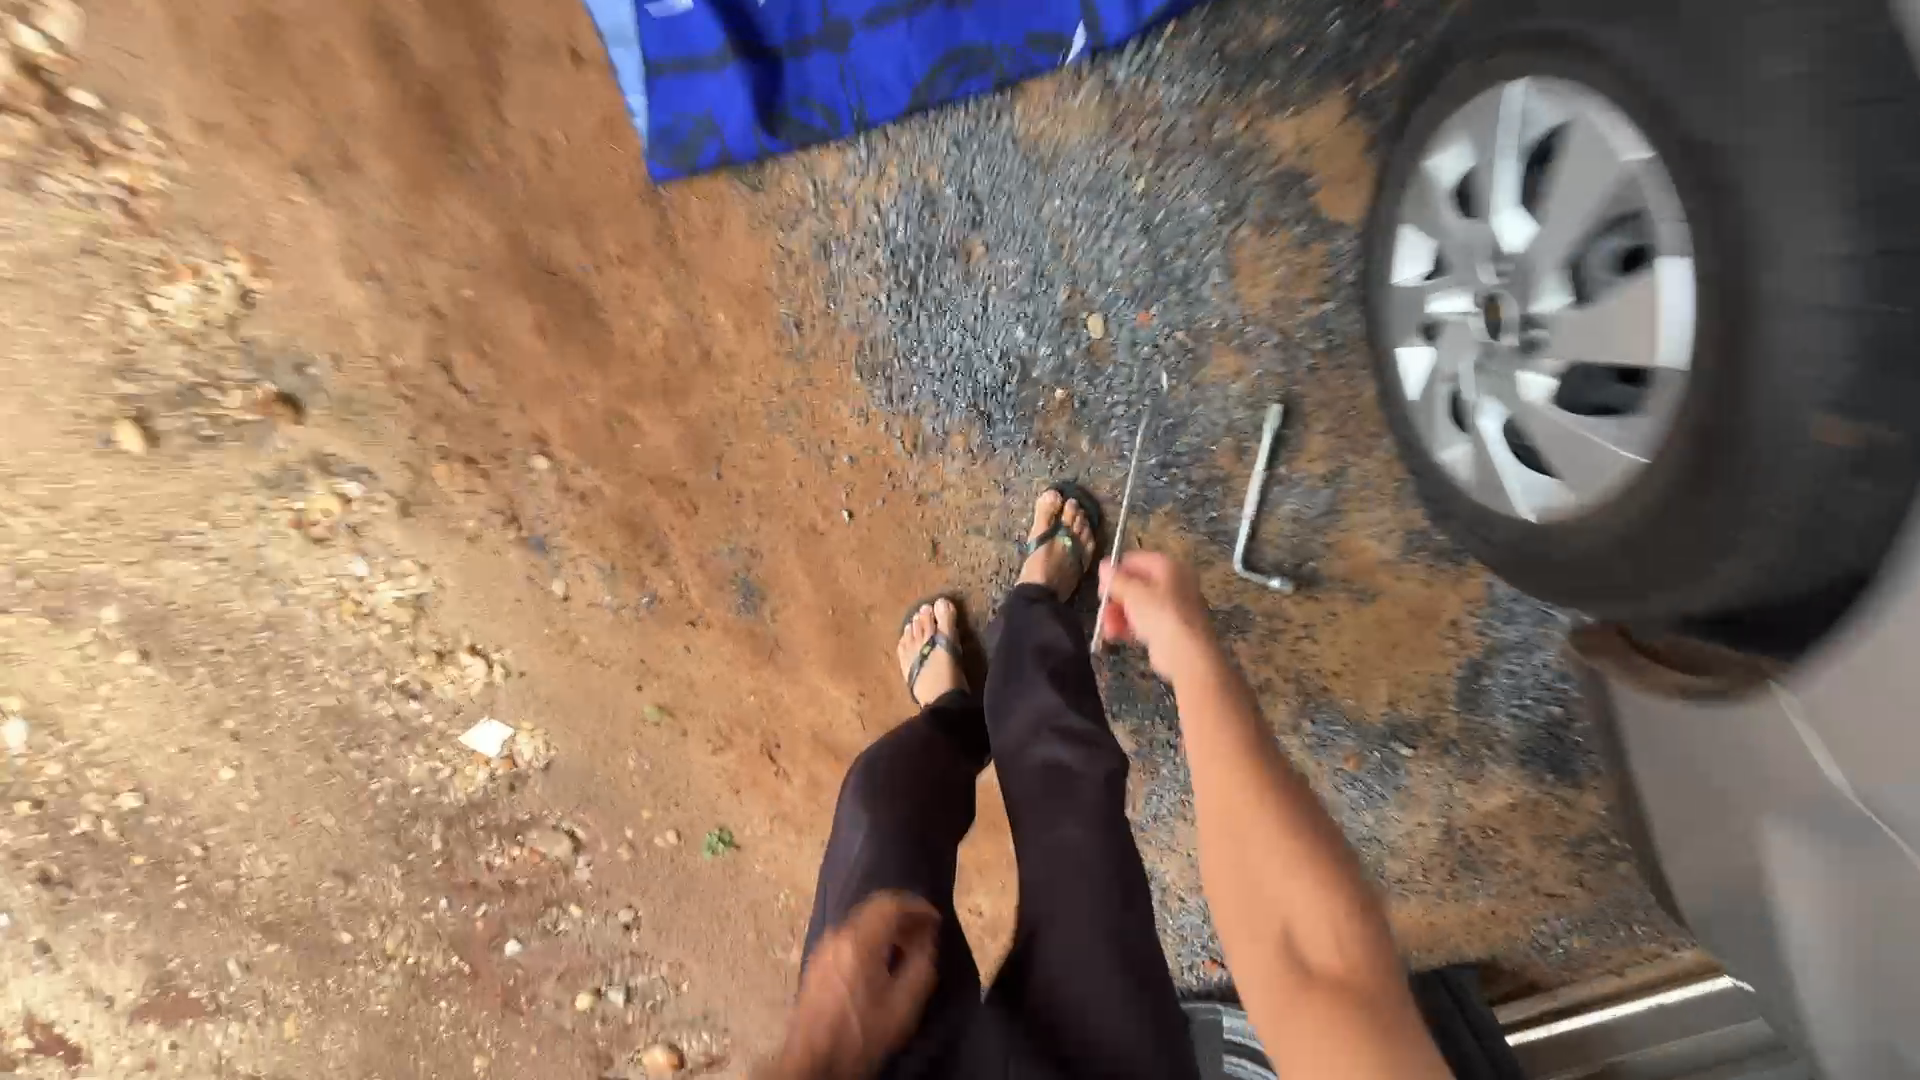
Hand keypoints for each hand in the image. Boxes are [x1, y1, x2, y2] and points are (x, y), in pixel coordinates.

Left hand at [764, 891, 941, 1079]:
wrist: (812, 1065)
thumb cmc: (861, 1036)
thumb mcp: (902, 1007)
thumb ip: (921, 965)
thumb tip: (926, 938)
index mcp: (859, 941)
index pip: (891, 903)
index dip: (917, 906)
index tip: (935, 919)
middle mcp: (839, 935)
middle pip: (875, 907)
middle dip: (903, 914)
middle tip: (924, 931)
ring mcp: (824, 947)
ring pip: (861, 920)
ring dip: (887, 925)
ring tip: (906, 945)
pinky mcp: (818, 960)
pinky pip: (849, 934)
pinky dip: (870, 936)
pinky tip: (881, 958)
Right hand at [1098, 552, 1221, 683]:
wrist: (1187, 653)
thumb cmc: (1161, 615)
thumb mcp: (1133, 593)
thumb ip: (1116, 579)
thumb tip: (1104, 566)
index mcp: (1169, 567)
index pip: (1135, 560)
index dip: (1116, 572)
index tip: (1102, 587)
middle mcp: (1174, 583)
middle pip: (1136, 584)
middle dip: (1116, 598)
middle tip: (1104, 611)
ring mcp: (1173, 607)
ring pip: (1138, 605)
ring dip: (1119, 615)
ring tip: (1109, 629)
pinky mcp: (1170, 628)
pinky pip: (1145, 621)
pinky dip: (1130, 627)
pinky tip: (1117, 636)